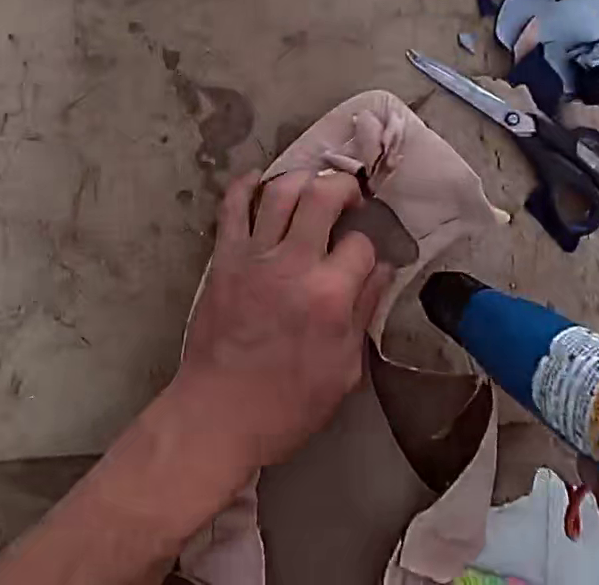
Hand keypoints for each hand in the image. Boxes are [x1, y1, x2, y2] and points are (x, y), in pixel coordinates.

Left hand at [161, 169, 393, 473]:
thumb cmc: (288, 403)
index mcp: (329, 295)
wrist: (215, 419)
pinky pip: (232, 209)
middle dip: (345, 186)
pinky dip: (246, 186)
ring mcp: (254, 259)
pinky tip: (261, 179)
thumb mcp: (345, 368)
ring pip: (281, 191)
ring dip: (304, 179)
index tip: (365, 262)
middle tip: (351, 197)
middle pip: (323, 195)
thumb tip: (383, 270)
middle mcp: (293, 266)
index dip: (370, 249)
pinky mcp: (223, 262)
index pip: (362, 244)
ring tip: (314, 188)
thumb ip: (365, 311)